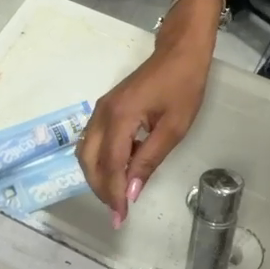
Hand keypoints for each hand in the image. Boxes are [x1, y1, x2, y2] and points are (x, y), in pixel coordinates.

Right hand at [79, 23, 212, 227]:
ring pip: (86, 152)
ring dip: (97, 177)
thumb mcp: (173, 127)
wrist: (179, 52)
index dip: (114, 193)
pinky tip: (118, 171)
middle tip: (118, 211)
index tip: (120, 217)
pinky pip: (92, 142)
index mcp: (120, 118)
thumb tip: (130, 192)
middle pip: (90, 161)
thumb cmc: (183, 87)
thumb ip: (149, 160)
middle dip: (101, 189)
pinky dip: (100, 162)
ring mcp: (100, 111)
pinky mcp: (104, 110)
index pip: (110, 165)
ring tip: (116, 195)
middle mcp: (102, 115)